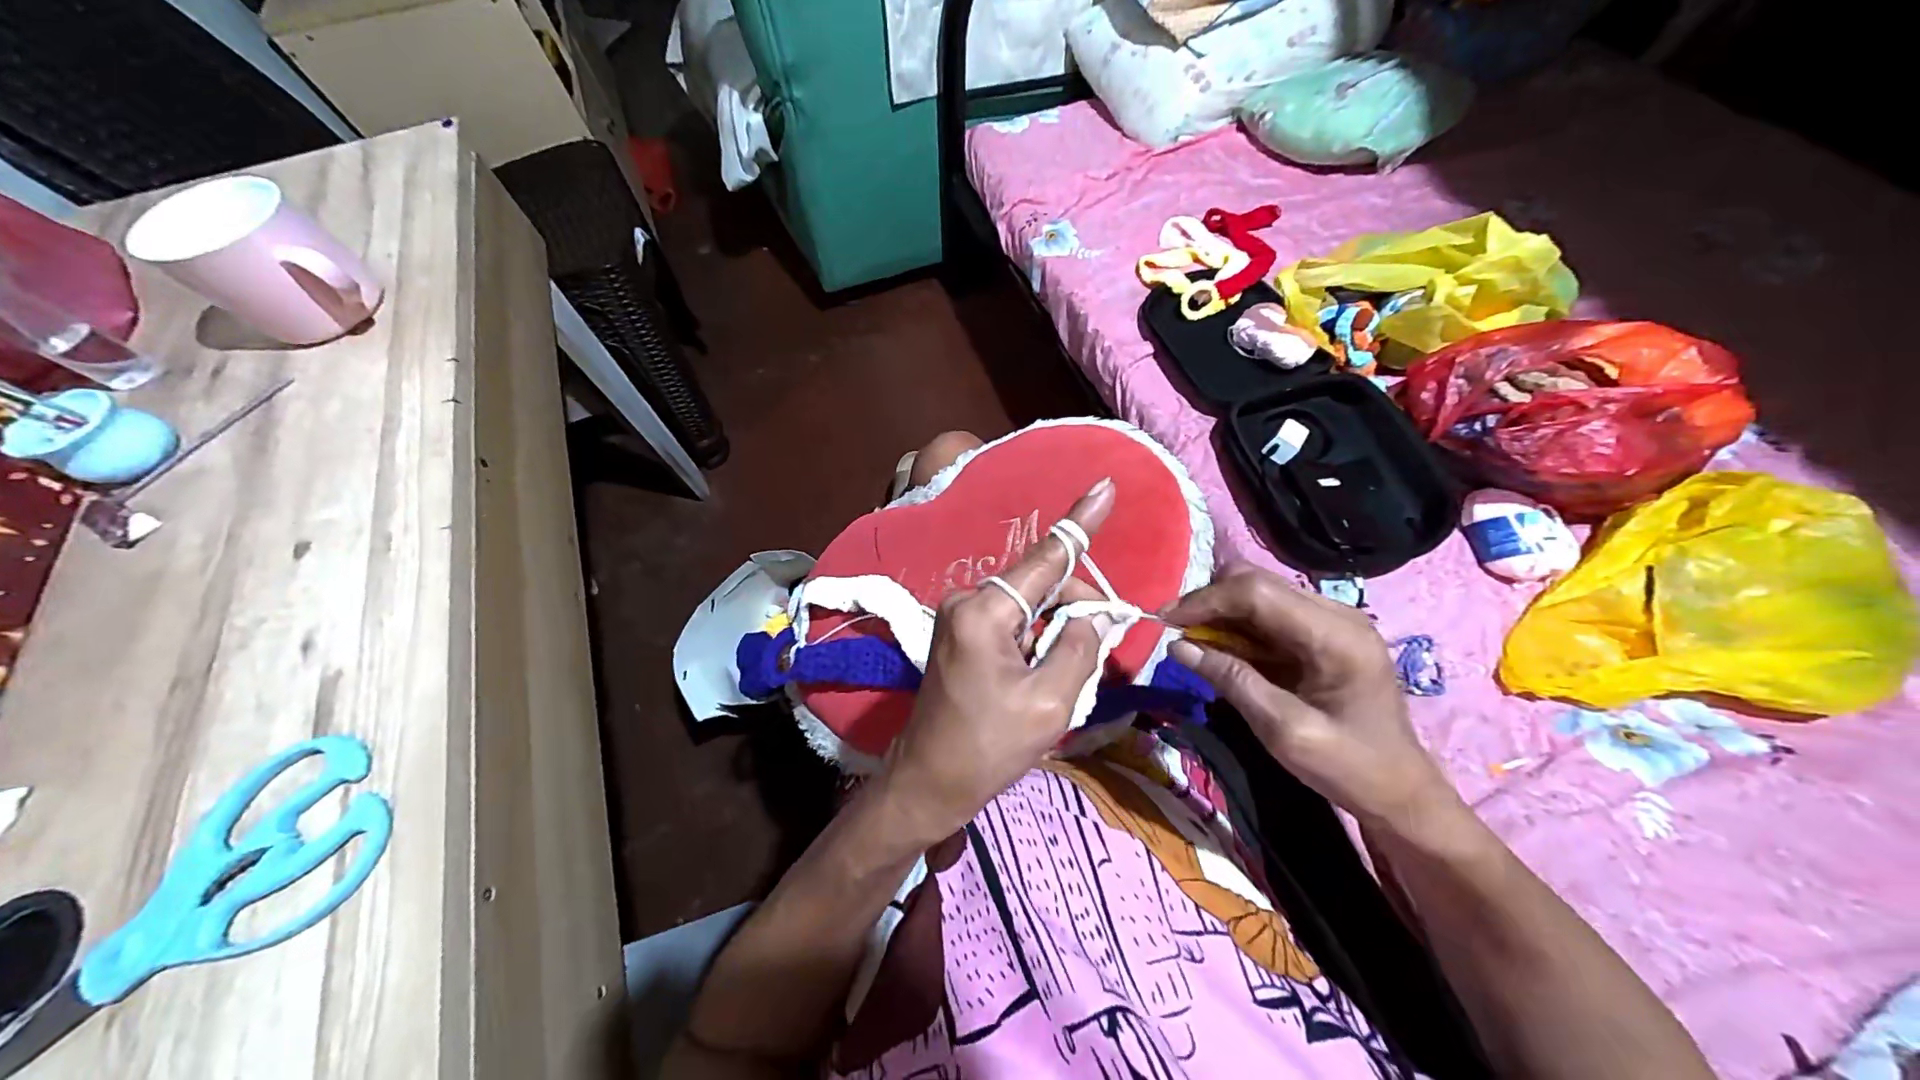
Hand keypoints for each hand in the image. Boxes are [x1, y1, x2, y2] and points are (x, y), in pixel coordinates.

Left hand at [872, 479, 1116, 844]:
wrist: (929, 781)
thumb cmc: (988, 747)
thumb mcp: (1051, 702)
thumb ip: (1079, 647)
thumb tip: (1095, 616)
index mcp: (985, 612)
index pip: (1046, 558)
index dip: (1081, 523)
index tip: (1106, 485)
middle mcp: (967, 601)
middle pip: (1042, 584)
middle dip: (1079, 608)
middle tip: (1104, 650)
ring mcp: (959, 616)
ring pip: (1030, 604)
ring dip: (1059, 628)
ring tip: (1070, 675)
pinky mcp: (960, 633)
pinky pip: (1013, 620)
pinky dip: (1039, 637)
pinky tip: (1048, 670)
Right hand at [1164, 564, 1461, 836]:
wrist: (1401, 791)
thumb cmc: (1349, 767)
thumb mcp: (1284, 731)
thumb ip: (1232, 681)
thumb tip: (1177, 646)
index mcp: (1335, 635)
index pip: (1256, 592)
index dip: (1205, 601)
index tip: (1165, 622)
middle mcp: (1336, 614)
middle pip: (1257, 581)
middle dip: (1209, 601)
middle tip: (1175, 631)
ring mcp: (1333, 621)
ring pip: (1260, 592)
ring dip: (1221, 612)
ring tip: (1192, 642)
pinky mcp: (1325, 632)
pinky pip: (1270, 612)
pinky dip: (1238, 625)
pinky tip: (1222, 649)